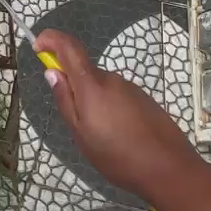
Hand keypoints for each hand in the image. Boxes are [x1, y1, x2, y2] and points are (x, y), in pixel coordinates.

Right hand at [36, 30, 206, 200]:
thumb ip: (64, 100)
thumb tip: (52, 72)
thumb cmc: (119, 157)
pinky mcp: (146, 101)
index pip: (68, 46)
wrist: (172, 172)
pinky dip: (112, 109)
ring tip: (104, 137)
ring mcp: (132, 89)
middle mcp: (111, 79)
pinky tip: (122, 137)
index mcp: (92, 85)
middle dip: (75, 87)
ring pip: (102, 87)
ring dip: (95, 101)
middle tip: (77, 121)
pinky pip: (119, 97)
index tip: (38, 46)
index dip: (50, 38)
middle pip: (85, 71)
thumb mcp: (81, 134)